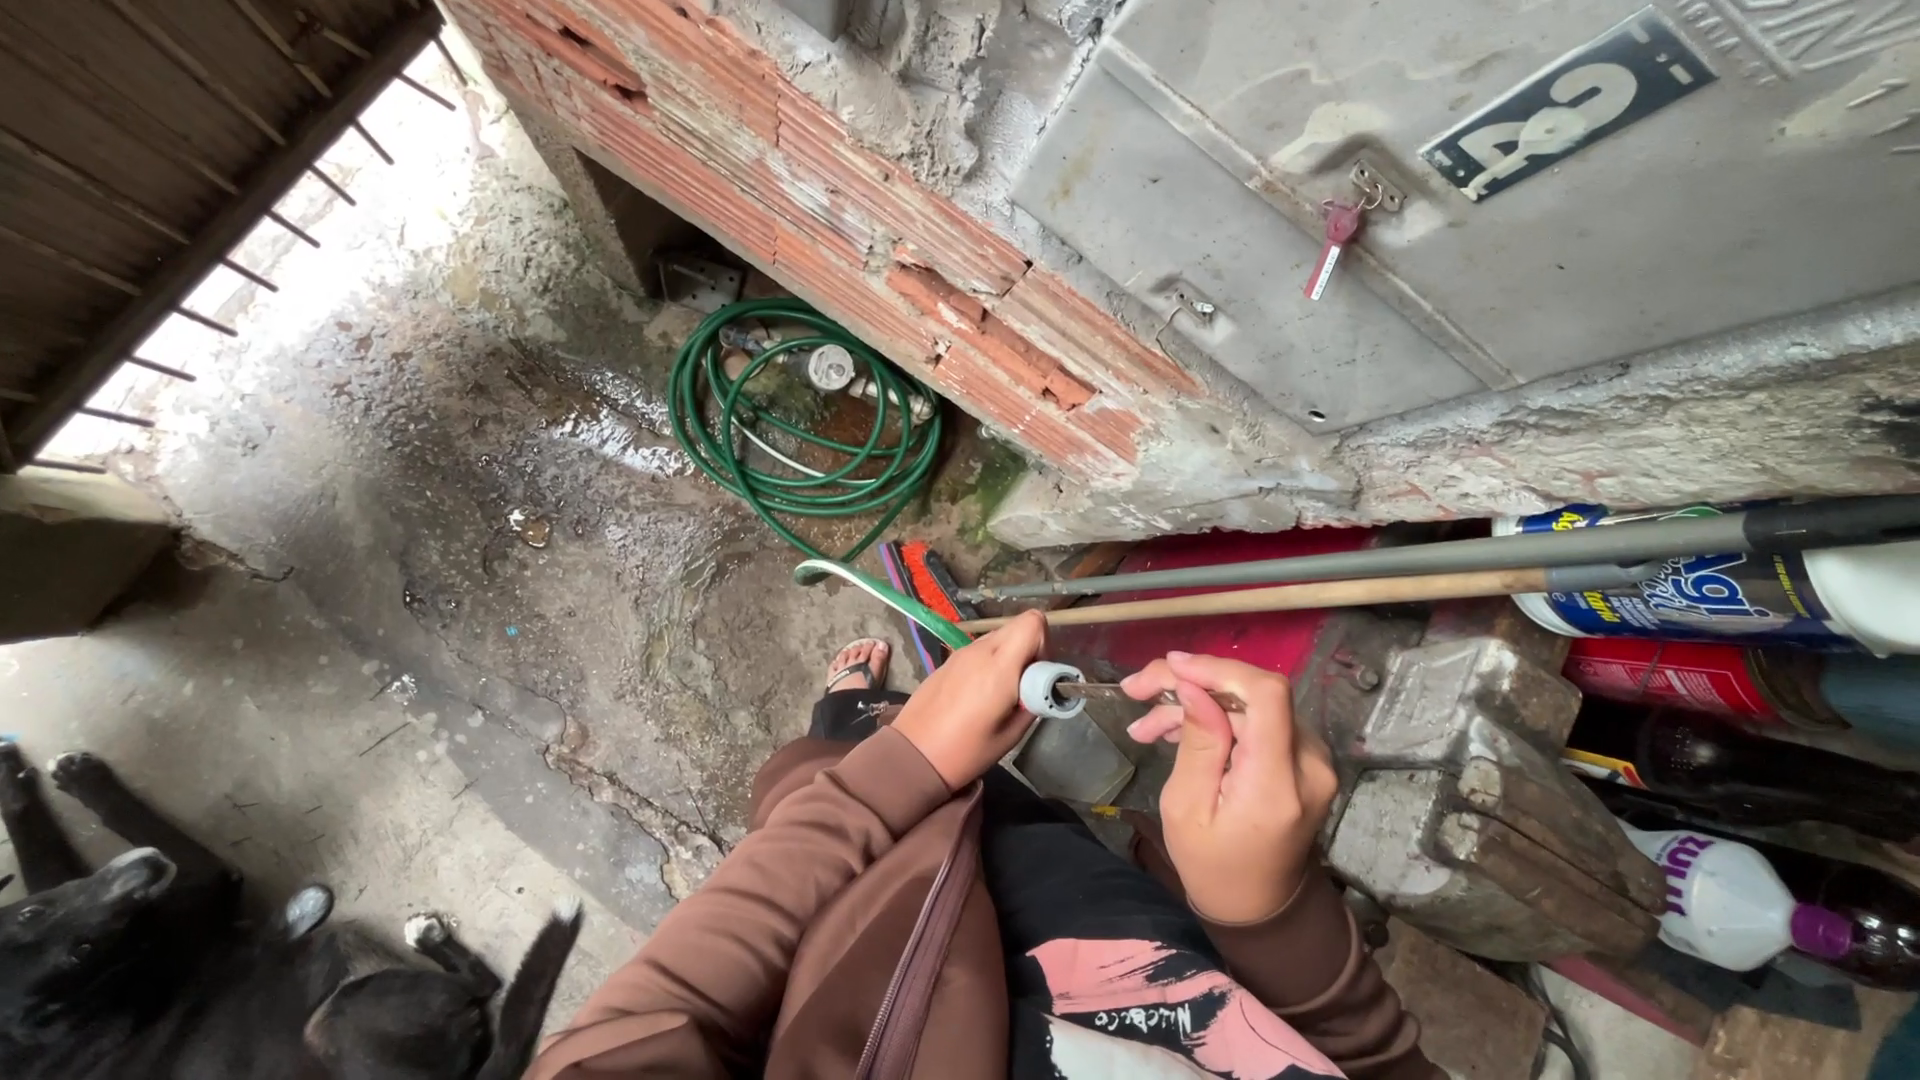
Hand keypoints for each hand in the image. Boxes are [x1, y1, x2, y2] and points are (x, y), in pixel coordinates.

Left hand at [892, 609, 1047, 790]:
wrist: (912, 754)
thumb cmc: (965, 751)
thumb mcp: (1011, 734)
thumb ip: (1033, 702)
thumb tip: (1042, 688)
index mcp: (999, 667)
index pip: (1033, 622)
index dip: (1044, 644)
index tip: (1039, 676)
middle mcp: (980, 650)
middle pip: (1018, 624)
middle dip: (1031, 648)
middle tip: (1025, 684)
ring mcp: (961, 652)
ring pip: (999, 636)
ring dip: (1010, 655)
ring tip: (1002, 693)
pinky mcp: (949, 660)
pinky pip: (981, 648)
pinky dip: (991, 661)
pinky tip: (981, 693)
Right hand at [1123, 652, 1337, 923]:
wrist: (1257, 905)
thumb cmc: (1211, 865)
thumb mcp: (1186, 808)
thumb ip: (1197, 743)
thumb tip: (1193, 687)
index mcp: (1277, 783)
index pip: (1266, 696)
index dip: (1218, 669)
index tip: (1170, 667)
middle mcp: (1308, 764)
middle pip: (1252, 693)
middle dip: (1190, 683)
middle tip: (1137, 690)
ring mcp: (1311, 760)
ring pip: (1250, 702)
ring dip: (1196, 701)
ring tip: (1146, 724)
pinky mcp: (1303, 758)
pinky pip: (1257, 719)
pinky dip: (1216, 716)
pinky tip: (1175, 730)